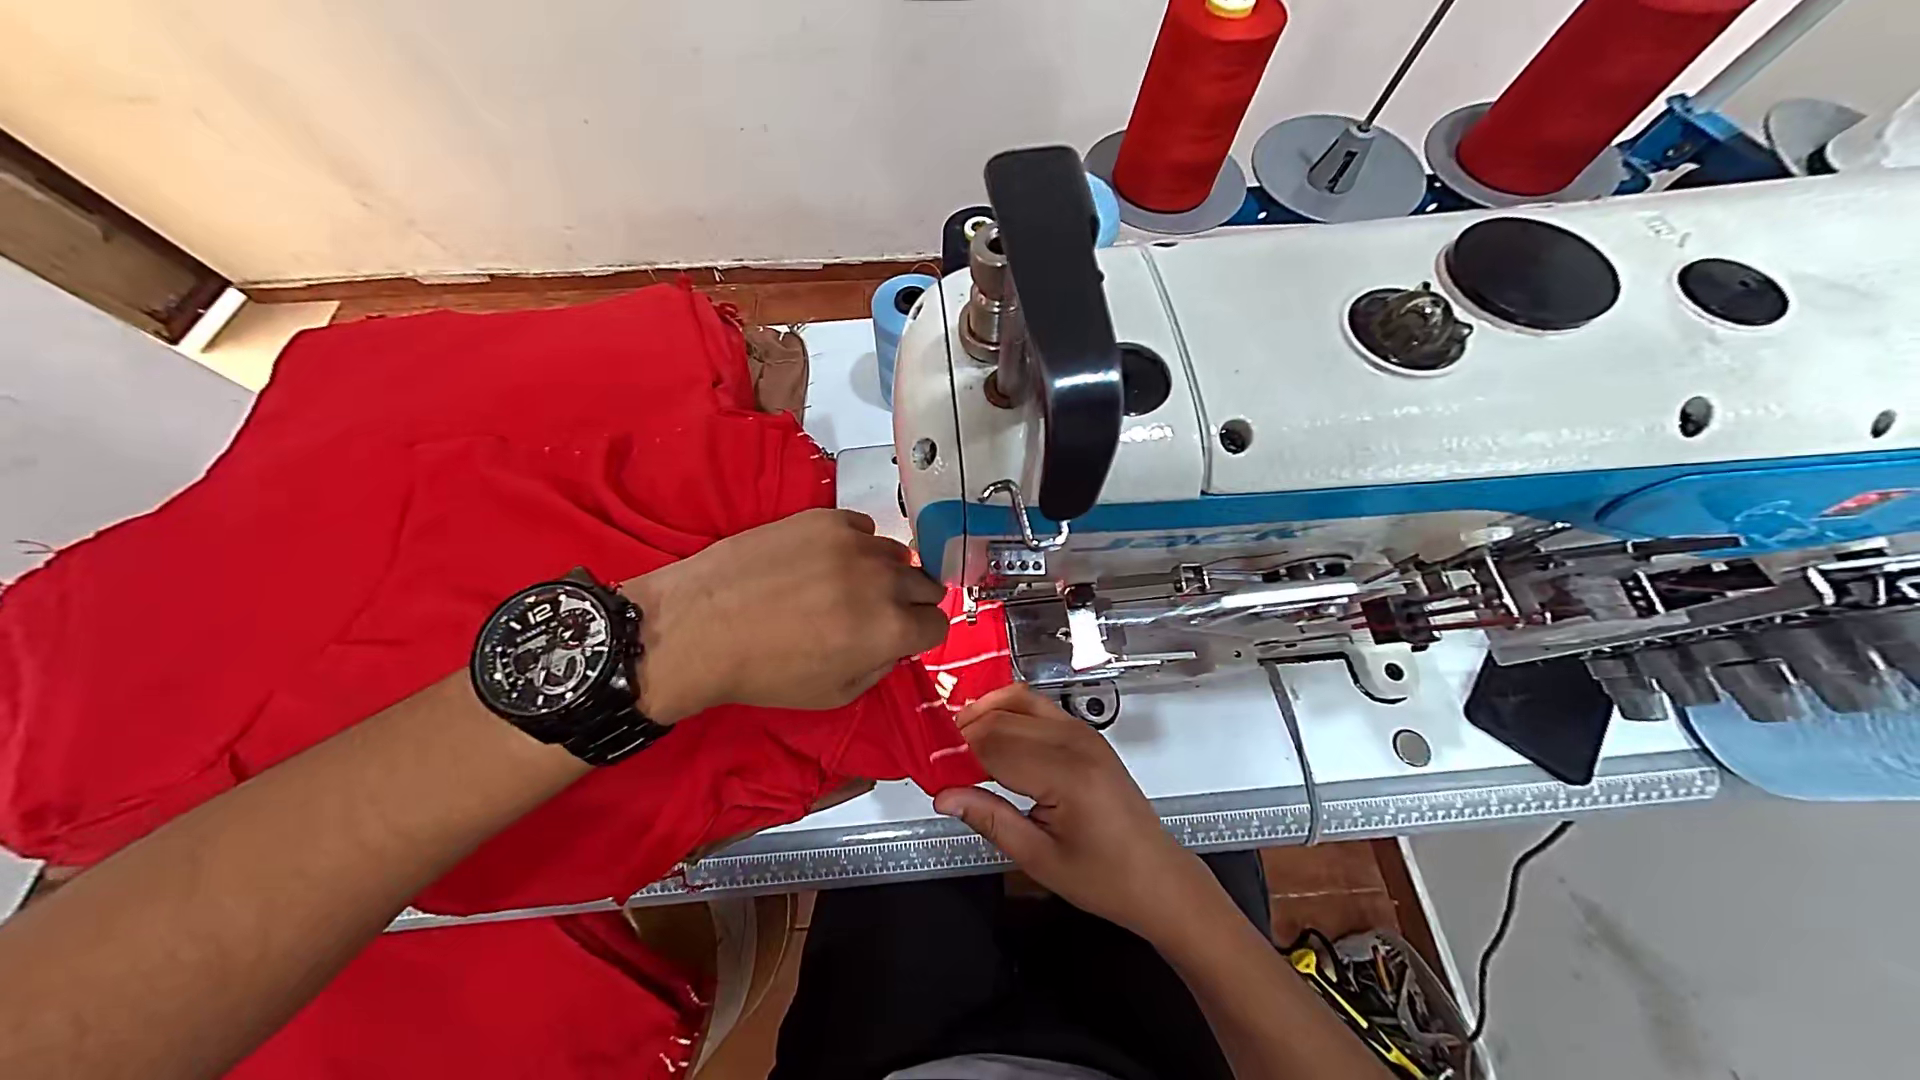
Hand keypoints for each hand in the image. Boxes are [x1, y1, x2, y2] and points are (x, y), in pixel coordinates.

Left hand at [618, 509, 947, 722]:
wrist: (700, 627)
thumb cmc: (765, 672)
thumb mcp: (836, 694)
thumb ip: (882, 667)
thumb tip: (896, 643)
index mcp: (891, 629)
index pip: (939, 623)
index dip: (920, 634)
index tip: (903, 635)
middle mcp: (884, 580)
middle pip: (926, 584)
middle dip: (909, 602)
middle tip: (874, 612)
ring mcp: (855, 543)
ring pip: (897, 554)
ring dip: (883, 572)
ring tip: (844, 585)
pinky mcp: (827, 518)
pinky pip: (863, 529)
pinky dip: (854, 546)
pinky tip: (823, 562)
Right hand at [933, 685, 1219, 941]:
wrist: (1158, 877)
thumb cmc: (1105, 878)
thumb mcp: (1038, 858)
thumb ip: (988, 819)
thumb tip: (944, 795)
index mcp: (1066, 775)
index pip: (993, 744)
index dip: (955, 751)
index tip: (930, 766)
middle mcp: (1076, 743)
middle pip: (1002, 718)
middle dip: (964, 732)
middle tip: (937, 757)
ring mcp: (1084, 733)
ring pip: (1018, 701)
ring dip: (984, 715)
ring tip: (959, 743)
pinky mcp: (1086, 733)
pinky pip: (1038, 706)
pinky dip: (1008, 712)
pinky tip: (992, 735)